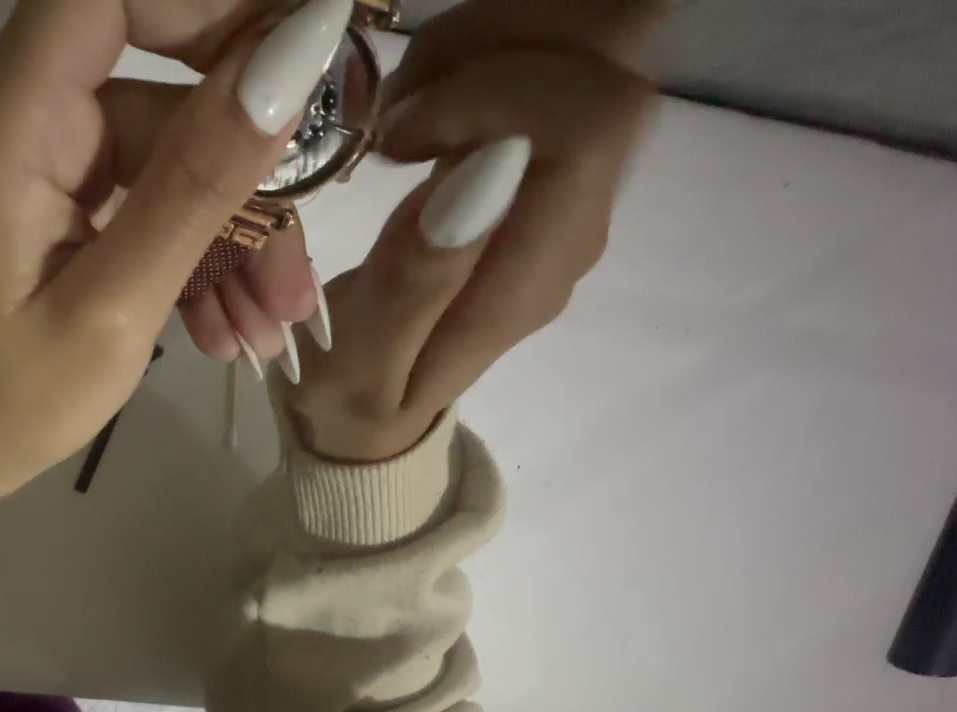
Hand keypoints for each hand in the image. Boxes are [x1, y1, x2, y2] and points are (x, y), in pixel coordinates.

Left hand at [0, 0, 358, 535]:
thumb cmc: (20, 400)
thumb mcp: (116, 307)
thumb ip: (196, 185)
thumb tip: (291, 61)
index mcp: (5, 125)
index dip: (213, 6)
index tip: (300, 57)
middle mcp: (15, 116)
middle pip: (159, 68)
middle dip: (248, 149)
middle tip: (318, 214)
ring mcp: (40, 156)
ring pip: (170, 147)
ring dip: (235, 230)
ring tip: (277, 323)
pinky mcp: (61, 195)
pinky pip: (149, 191)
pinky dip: (197, 249)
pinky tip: (234, 324)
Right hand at [285, 0, 665, 462]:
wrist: (367, 423)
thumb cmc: (349, 404)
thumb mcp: (359, 366)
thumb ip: (416, 280)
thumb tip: (486, 165)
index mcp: (531, 276)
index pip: (590, 126)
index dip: (500, 91)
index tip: (394, 140)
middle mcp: (571, 223)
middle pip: (606, 61)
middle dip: (490, 52)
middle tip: (389, 118)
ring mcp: (559, 191)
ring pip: (584, 43)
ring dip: (478, 49)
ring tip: (391, 119)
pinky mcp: (531, 169)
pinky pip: (543, 64)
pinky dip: (472, 60)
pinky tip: (412, 115)